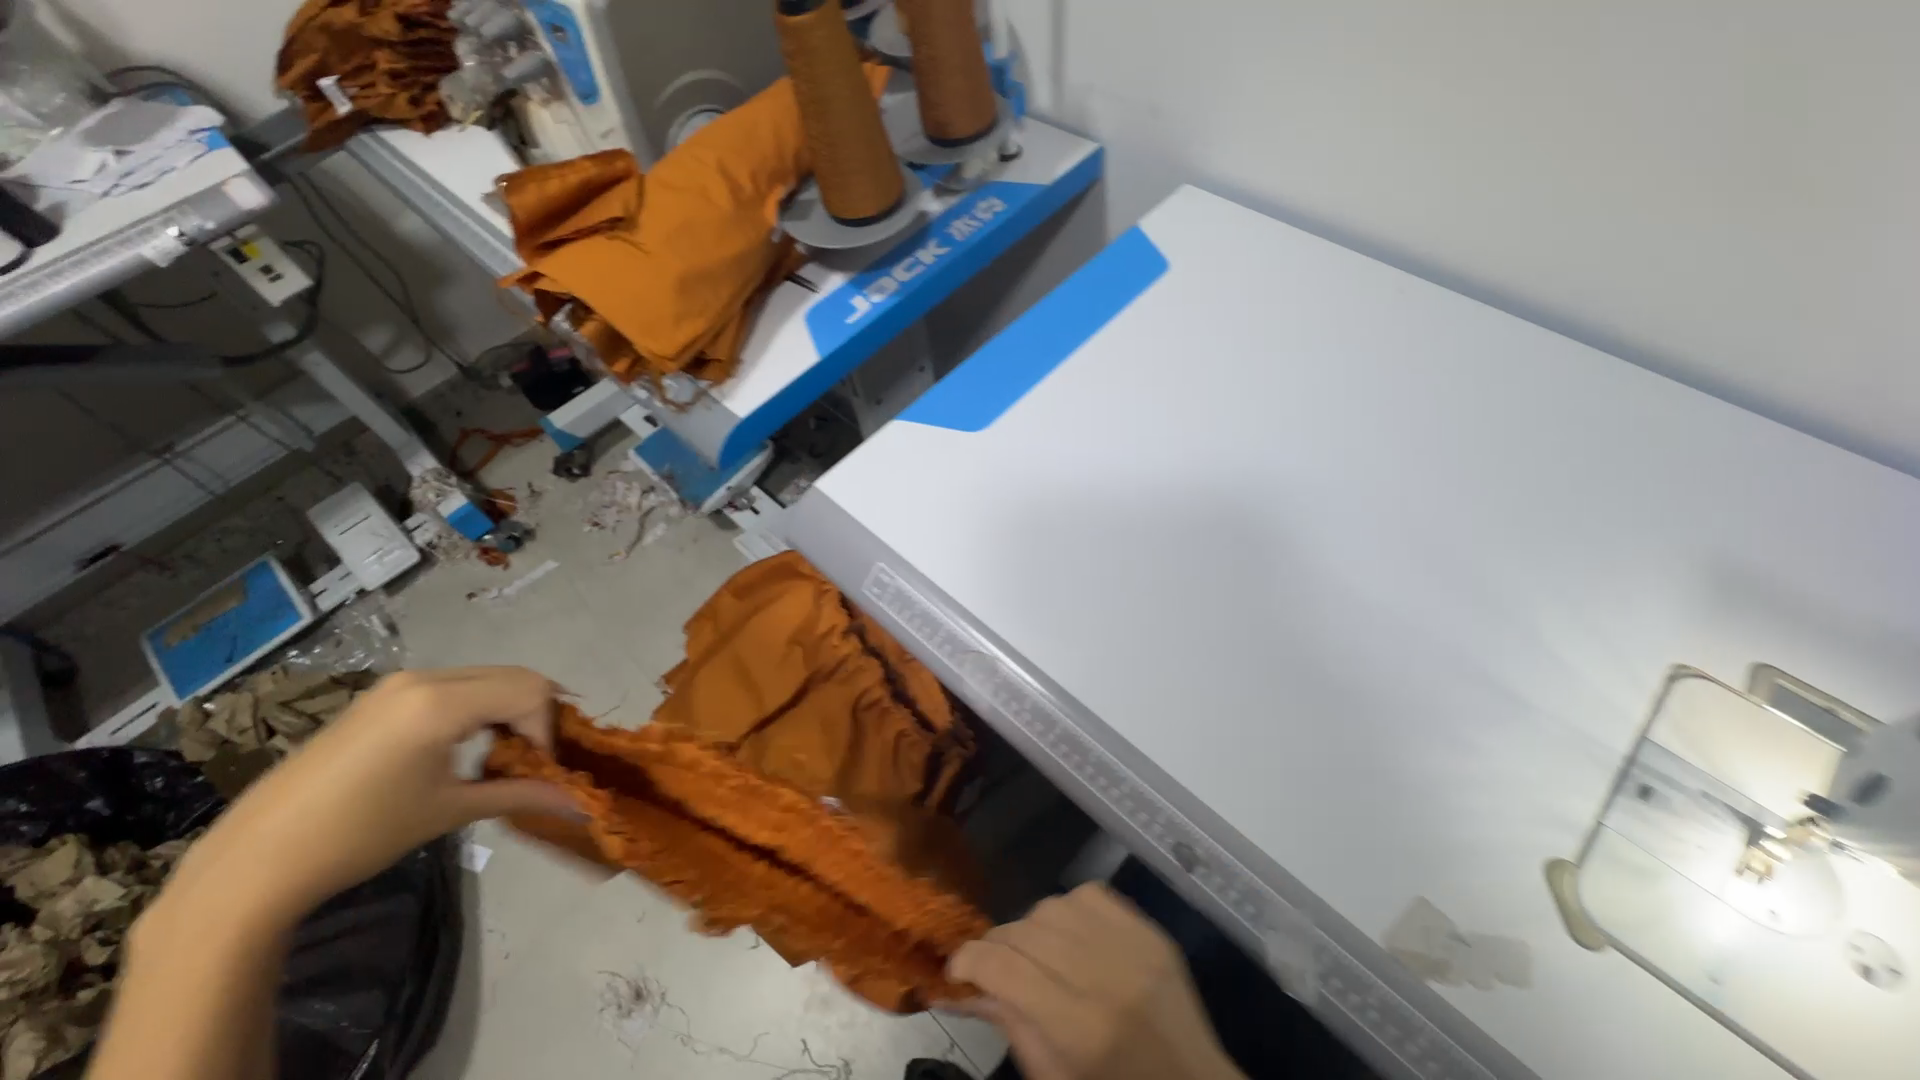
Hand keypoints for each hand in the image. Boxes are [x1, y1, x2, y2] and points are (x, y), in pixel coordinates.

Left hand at [156, 667, 577, 928]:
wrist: (259, 857)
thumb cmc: (361, 834)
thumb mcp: (450, 811)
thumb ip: (520, 795)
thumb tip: (581, 804)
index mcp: (441, 702)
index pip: (530, 690)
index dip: (548, 729)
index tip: (542, 772)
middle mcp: (424, 678)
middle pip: (513, 676)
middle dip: (534, 716)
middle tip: (532, 763)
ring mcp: (399, 684)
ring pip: (485, 679)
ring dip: (507, 711)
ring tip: (501, 759)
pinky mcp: (382, 697)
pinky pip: (454, 687)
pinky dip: (478, 709)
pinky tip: (465, 750)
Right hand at [947, 883, 1243, 1079]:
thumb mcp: (1053, 1074)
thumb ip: (1006, 1023)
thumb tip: (952, 988)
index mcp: (1079, 1027)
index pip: (1004, 968)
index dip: (968, 962)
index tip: (956, 971)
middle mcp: (1105, 976)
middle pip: (1024, 933)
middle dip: (995, 947)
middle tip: (991, 968)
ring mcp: (1133, 947)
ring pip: (1051, 907)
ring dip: (1030, 929)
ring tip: (1034, 956)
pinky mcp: (1150, 931)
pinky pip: (1089, 894)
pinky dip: (1068, 909)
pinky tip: (1068, 937)